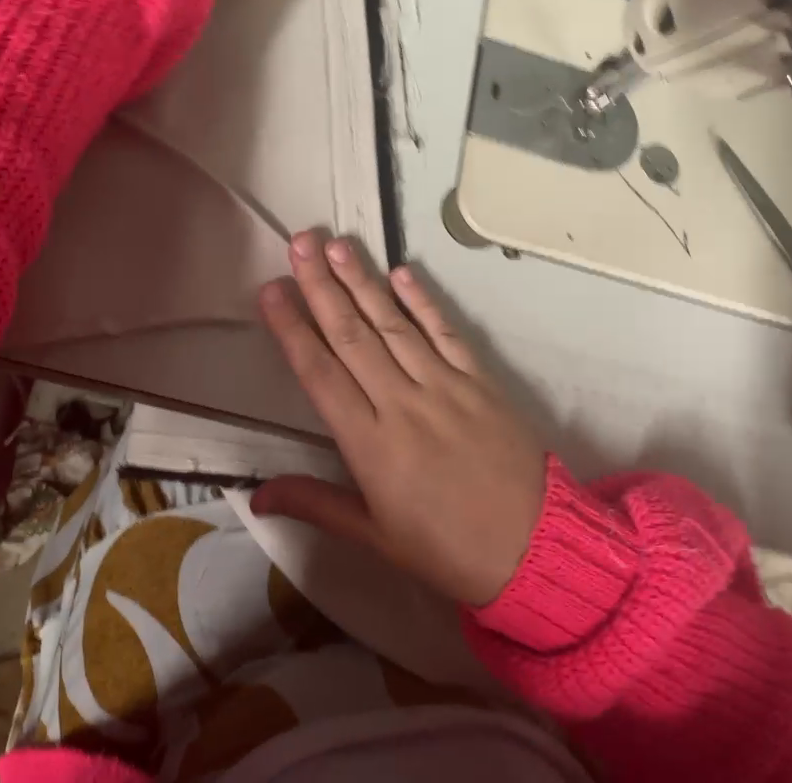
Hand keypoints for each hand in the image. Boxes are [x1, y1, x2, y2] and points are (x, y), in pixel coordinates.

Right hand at [252, 231, 548, 607]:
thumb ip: (315, 503)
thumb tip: (254, 494)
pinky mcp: (480, 381)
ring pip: (394, 324)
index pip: (320, 374)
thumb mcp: (375, 537)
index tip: (271, 289)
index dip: (293, 329)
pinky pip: (446, 333)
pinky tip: (401, 273)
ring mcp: (445, 386)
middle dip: (321, 287)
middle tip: (298, 242)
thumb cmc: (447, 549)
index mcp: (370, 443)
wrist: (537, 549)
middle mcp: (402, 403)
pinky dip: (423, 302)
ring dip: (363, 282)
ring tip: (336, 245)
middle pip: (353, 336)